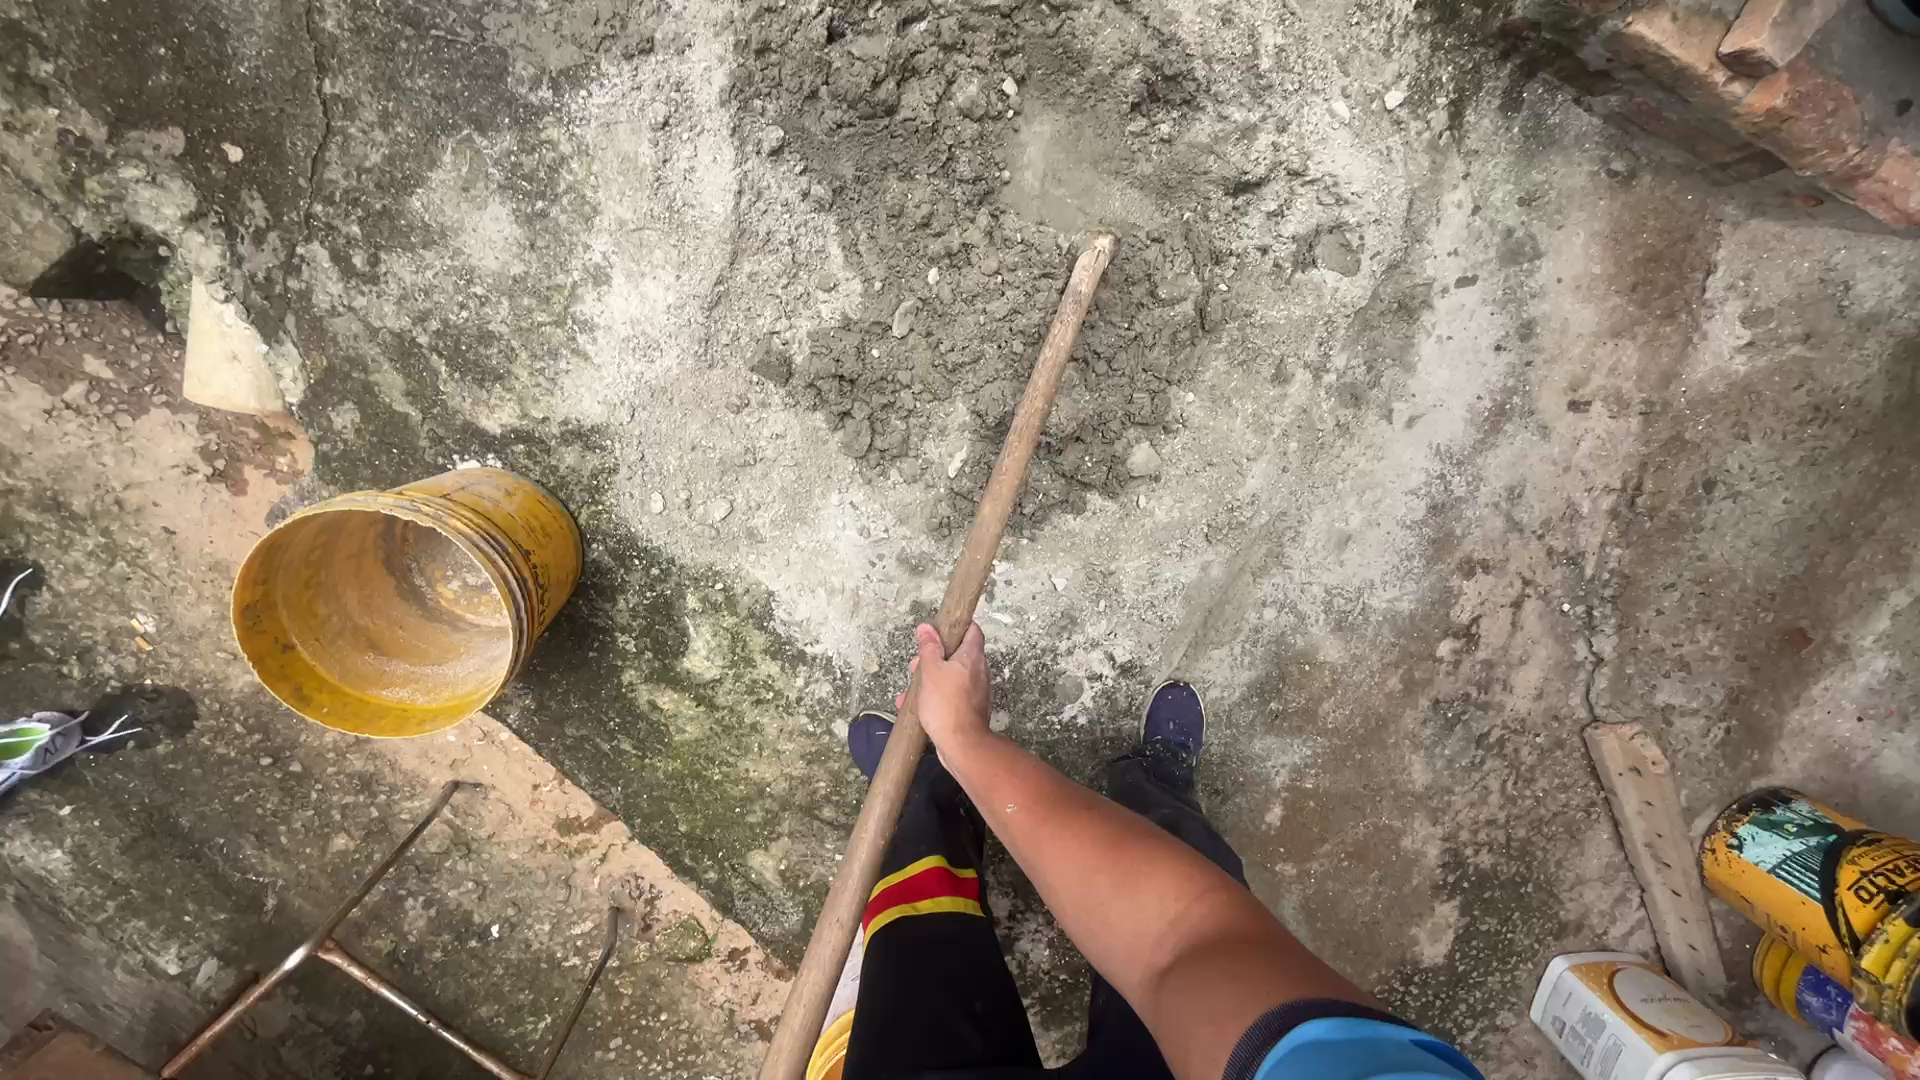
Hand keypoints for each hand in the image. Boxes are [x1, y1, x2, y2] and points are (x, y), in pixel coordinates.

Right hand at [898, 622, 992, 759]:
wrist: (961, 744)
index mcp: (972, 656)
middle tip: (917, 665)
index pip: (972, 630)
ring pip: (953, 676)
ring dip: (932, 678)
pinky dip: (936, 695)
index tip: (939, 629)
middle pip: (959, 654)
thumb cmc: (946, 704)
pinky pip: (952, 695)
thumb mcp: (930, 671)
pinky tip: (916, 706)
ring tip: (912, 688)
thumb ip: (928, 648)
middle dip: (935, 657)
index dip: (957, 626)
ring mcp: (977, 690)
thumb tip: (926, 628)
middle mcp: (979, 671)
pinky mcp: (970, 708)